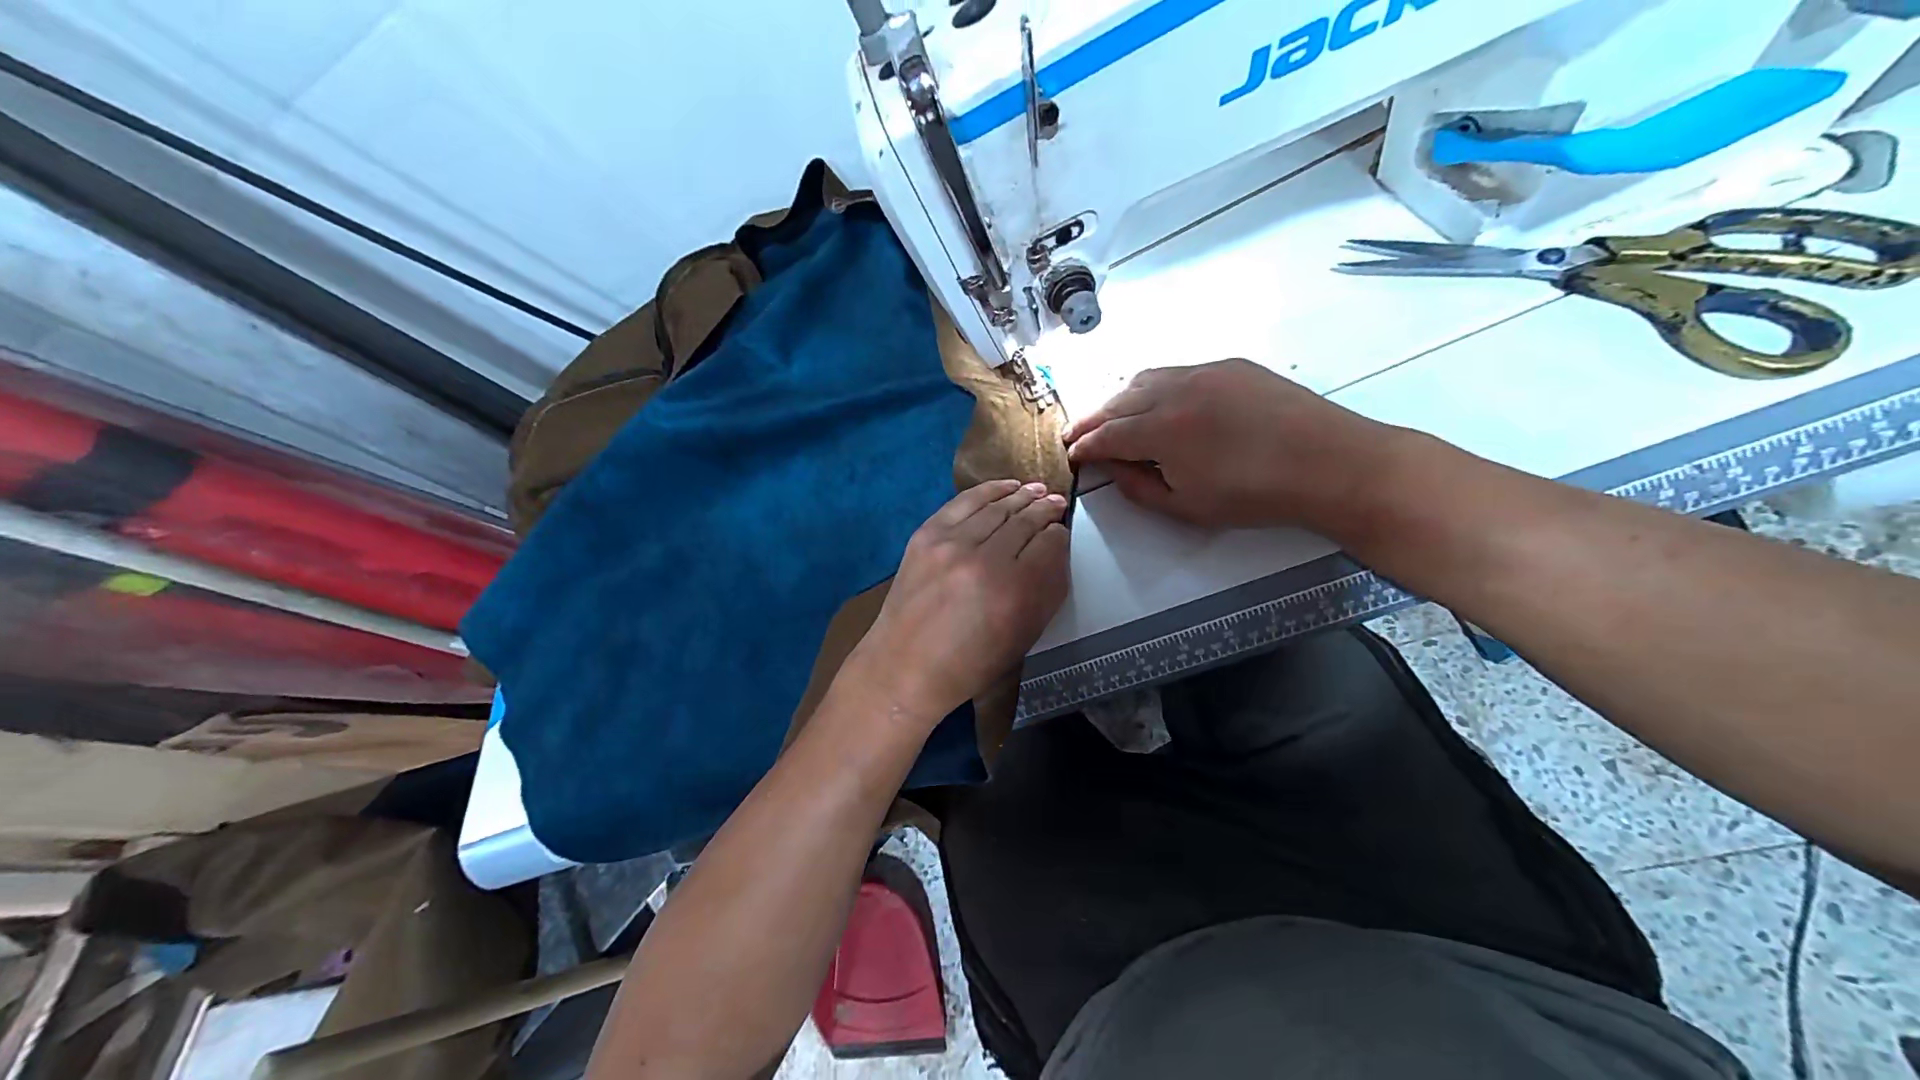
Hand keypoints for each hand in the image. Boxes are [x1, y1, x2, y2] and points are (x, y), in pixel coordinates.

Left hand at [846, 480, 1070, 719]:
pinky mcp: (926, 535)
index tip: (1062, 531)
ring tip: (1037, 490)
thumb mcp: (1025, 633)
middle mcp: (983, 560)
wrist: (907, 666)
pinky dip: (988, 490)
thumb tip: (1054, 547)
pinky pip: (964, 502)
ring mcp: (950, 544)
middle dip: (1045, 509)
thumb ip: (1047, 587)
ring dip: (1021, 495)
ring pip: (996, 506)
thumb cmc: (972, 661)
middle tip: (1058, 503)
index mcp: (1014, 591)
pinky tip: (1005, 487)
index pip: (1051, 544)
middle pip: (1025, 520)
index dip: (1061, 534)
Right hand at [1065, 359, 1397, 531]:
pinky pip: (1177, 371)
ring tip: (1111, 415)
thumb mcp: (1187, 507)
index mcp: (1162, 429)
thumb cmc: (1257, 495)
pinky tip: (1157, 401)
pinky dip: (1154, 386)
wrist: (1330, 463)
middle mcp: (1177, 390)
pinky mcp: (1231, 366)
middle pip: (1118, 401)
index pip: (1107, 434)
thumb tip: (1114, 469)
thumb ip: (1139, 487)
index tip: (1071, 454)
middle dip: (1093, 419)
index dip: (1084, 446)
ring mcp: (1206, 372)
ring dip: (1120, 398)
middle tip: (1078, 433)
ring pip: (1145, 379)